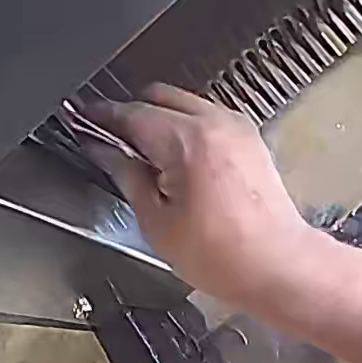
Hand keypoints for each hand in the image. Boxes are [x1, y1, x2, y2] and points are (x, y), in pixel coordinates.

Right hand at [90, 83, 361, 362]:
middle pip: (156, 95)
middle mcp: (215, 123)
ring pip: (182, 102)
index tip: (83, 118)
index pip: (131, 113)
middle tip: (110, 142)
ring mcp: (236, 127)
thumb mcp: (157, 221)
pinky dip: (183, 128)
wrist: (279, 267)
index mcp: (187, 142)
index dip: (100, 115)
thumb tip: (104, 151)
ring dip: (158, 120)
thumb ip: (126, 174)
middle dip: (129, 114)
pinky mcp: (248, 137)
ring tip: (145, 159)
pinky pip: (205, 116)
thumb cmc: (226, 256)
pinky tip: (175, 161)